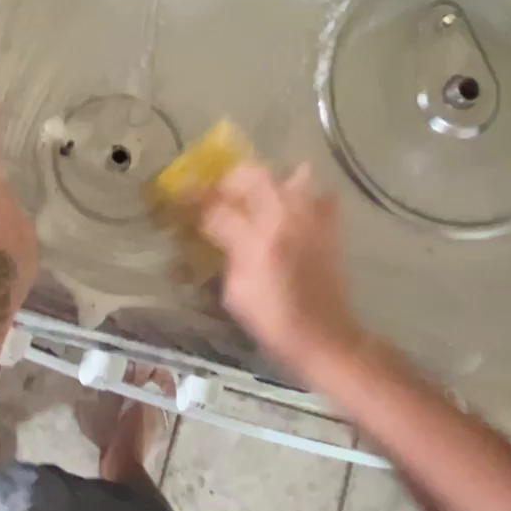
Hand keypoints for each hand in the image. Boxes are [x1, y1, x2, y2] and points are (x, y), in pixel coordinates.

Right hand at [197, 163, 363, 365]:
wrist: (322, 335)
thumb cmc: (272, 320)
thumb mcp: (234, 292)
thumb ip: (226, 254)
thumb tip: (216, 232)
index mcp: (254, 241)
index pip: (216, 209)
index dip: (194, 199)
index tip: (180, 194)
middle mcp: (283, 221)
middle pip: (253, 174)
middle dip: (231, 179)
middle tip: (219, 192)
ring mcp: (311, 219)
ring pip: (292, 176)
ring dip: (270, 181)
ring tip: (258, 197)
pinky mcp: (330, 227)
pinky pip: (320, 195)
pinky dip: (305, 195)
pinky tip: (292, 210)